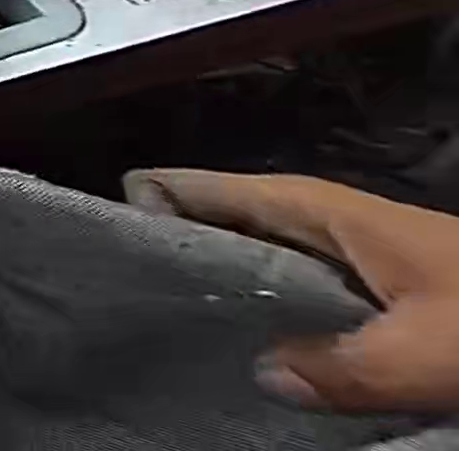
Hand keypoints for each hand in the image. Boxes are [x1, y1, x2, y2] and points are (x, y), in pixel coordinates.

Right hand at [125, 168, 458, 411]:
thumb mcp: (444, 348)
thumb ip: (349, 365)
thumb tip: (262, 378)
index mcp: (287, 201)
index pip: (167, 184)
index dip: (140, 217)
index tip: (134, 267)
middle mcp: (289, 214)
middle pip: (195, 222)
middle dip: (177, 262)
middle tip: (162, 312)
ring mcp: (322, 245)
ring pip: (236, 257)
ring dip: (222, 293)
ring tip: (203, 334)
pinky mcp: (349, 277)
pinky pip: (279, 285)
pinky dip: (266, 313)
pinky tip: (268, 350)